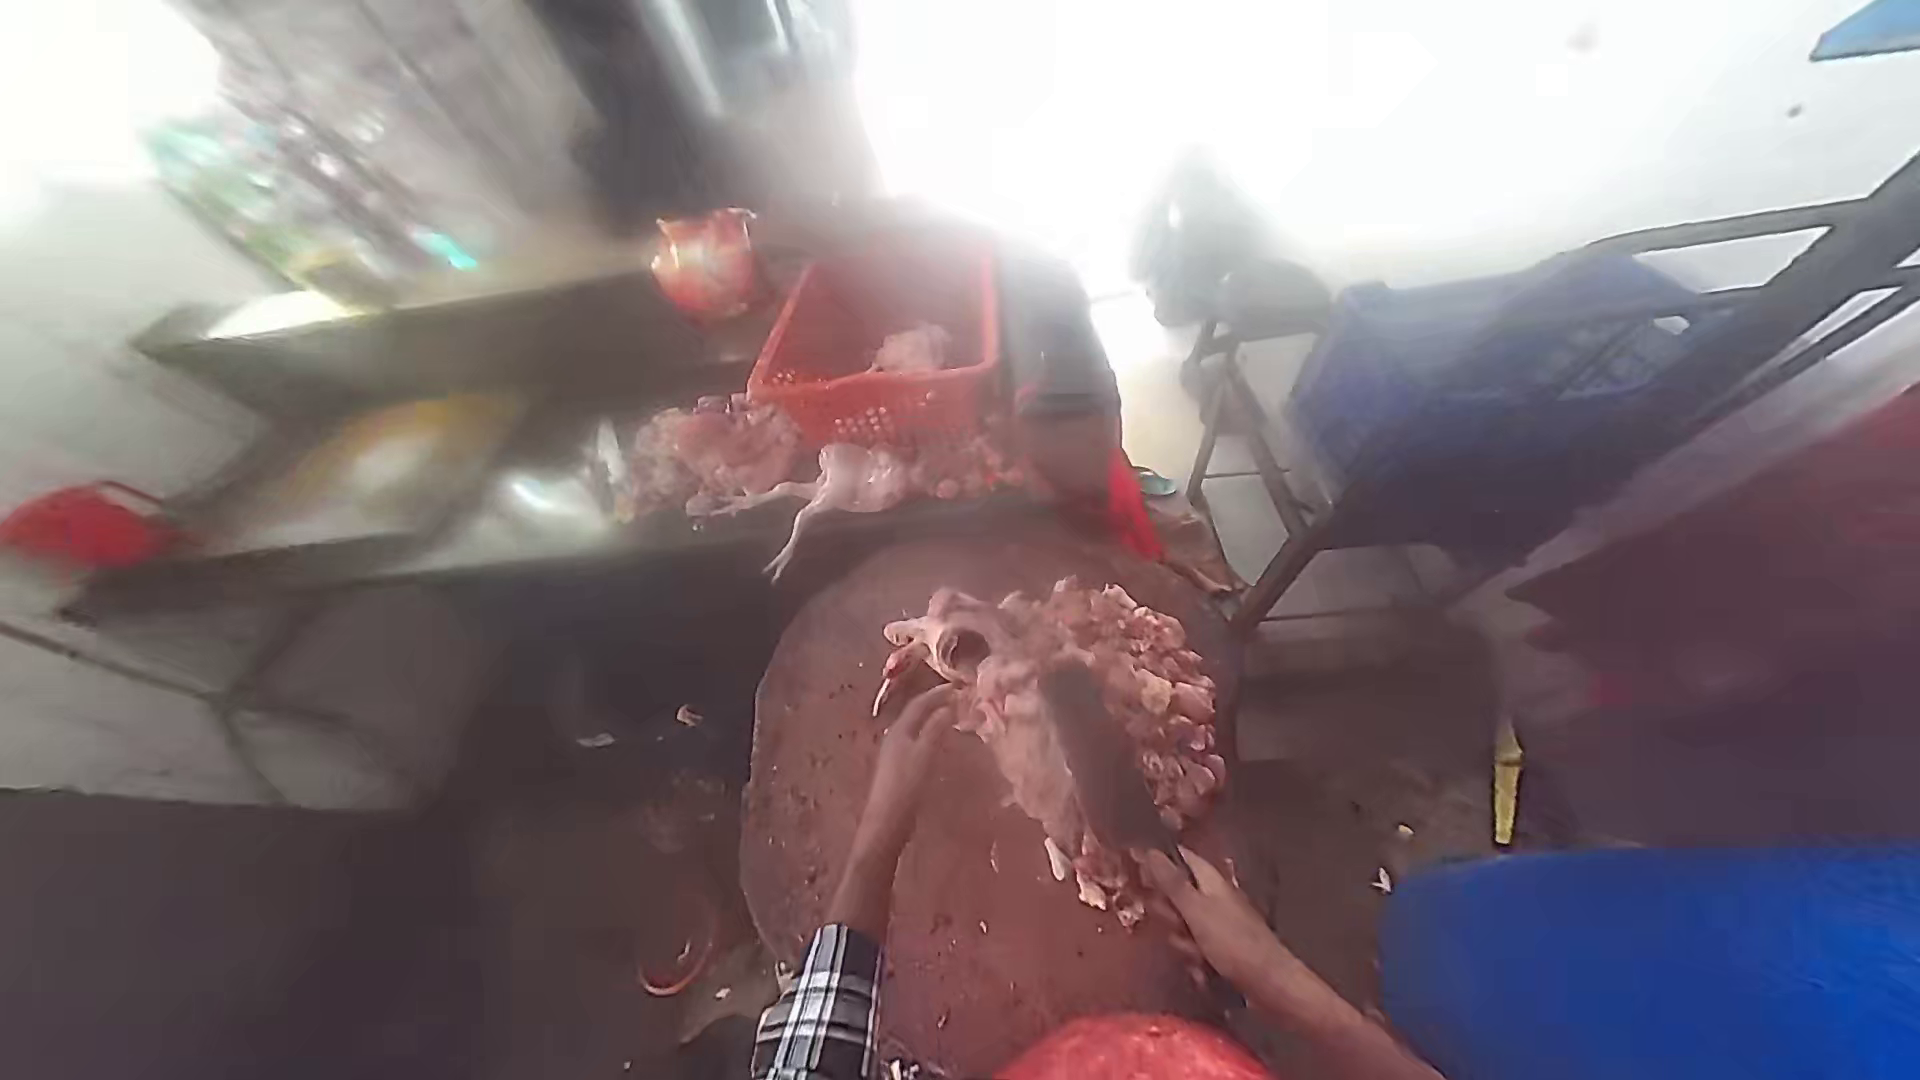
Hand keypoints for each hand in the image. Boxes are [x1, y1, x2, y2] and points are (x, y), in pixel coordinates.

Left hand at [853, 683, 958, 858]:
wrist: (886, 823)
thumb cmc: (906, 786)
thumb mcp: (924, 754)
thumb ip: (936, 728)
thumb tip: (949, 705)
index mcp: (900, 729)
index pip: (920, 703)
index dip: (939, 693)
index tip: (959, 686)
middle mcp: (895, 736)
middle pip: (916, 712)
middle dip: (936, 702)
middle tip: (958, 697)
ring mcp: (895, 752)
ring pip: (916, 725)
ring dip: (933, 716)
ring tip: (953, 714)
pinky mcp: (898, 767)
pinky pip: (917, 738)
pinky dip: (930, 732)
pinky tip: (940, 741)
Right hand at [1137, 848, 1443, 1079]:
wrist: (1275, 988)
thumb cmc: (1235, 943)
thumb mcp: (1197, 911)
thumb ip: (1170, 881)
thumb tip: (1148, 849)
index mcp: (1207, 878)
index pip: (1175, 855)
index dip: (1155, 862)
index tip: (1139, 876)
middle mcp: (1210, 894)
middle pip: (1172, 892)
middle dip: (1169, 912)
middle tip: (1176, 924)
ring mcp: (1215, 920)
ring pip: (1180, 921)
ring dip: (1181, 939)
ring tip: (1196, 953)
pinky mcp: (1218, 945)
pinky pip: (1192, 943)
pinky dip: (1194, 955)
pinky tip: (1202, 968)